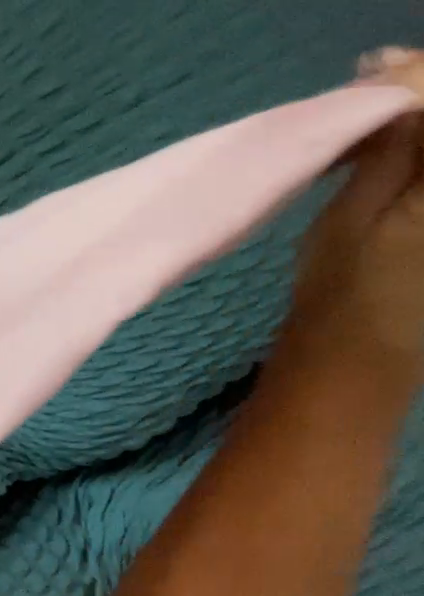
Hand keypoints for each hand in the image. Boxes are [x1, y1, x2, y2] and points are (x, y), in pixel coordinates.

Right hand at [284, 50, 423, 384]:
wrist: (360, 362)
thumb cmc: (342, 297)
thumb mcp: (353, 218)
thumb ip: (388, 148)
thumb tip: (397, 82)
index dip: (418, 75)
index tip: (368, 72)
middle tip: (371, 84)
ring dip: (422, 115)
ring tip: (379, 112)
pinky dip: (421, 143)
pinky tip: (396, 140)